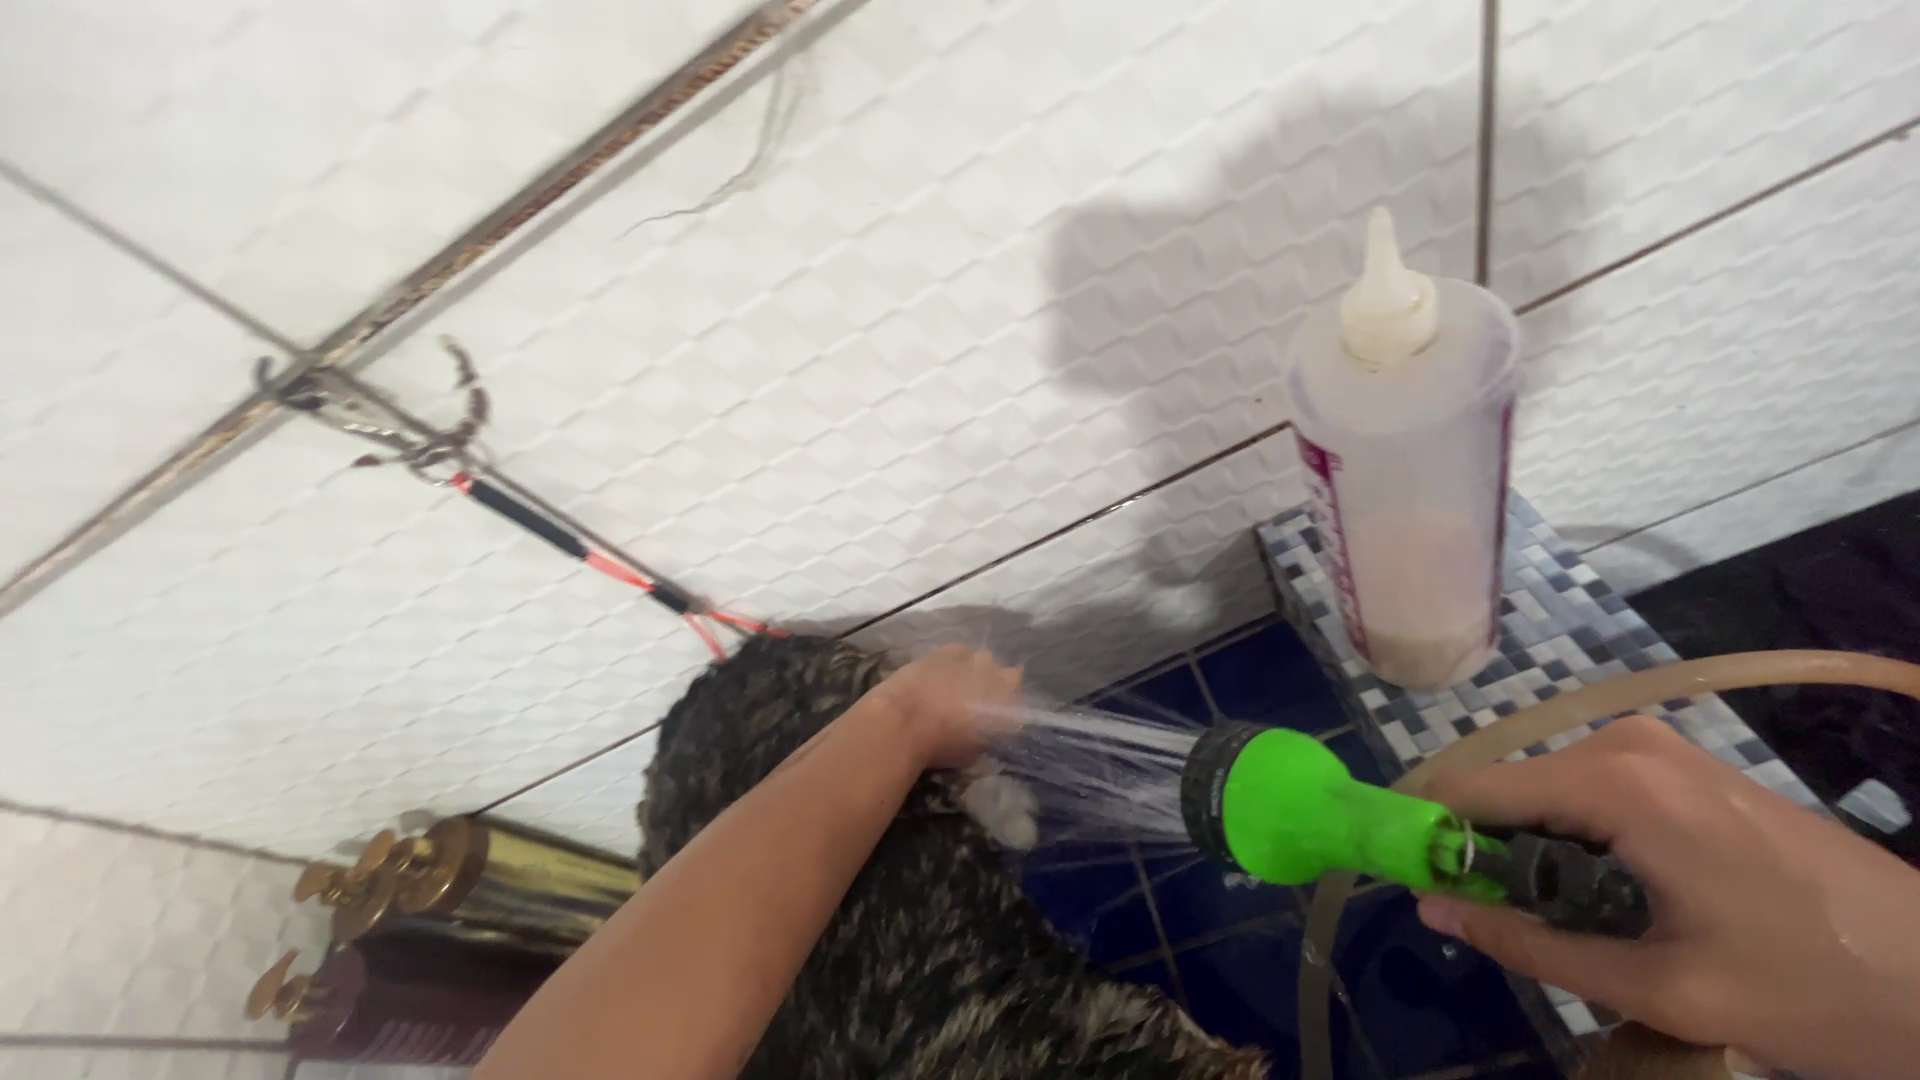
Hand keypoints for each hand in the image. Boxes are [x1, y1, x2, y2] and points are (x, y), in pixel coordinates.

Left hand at [869, 645, 1022, 768]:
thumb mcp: (973, 752)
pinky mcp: (947, 649)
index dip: (1007, 702)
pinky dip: (952, 660)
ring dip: (972, 670)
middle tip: (974, 701)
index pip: (1017, 696)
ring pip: (981, 660)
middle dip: (990, 684)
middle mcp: (997, 675)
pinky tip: (940, 672)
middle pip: (1001, 674)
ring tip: (954, 685)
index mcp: (1007, 703)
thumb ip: (986, 734)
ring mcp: (973, 658)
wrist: (905, 721)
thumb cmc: (942, 745)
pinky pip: (958, 652)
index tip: (997, 713)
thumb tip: (983, 728)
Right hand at [1414, 715, 1919, 1078]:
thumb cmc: (1818, 989)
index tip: (1414, 882)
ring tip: (1569, 916)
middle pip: (1502, 788)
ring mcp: (1650, 746)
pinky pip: (1578, 789)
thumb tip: (1427, 909)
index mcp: (1614, 782)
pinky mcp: (1671, 762)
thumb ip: (1529, 944)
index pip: (1469, 788)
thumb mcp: (1662, 987)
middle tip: (1505, 920)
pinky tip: (1610, 889)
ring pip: (1537, 790)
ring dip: (1527, 848)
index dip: (1428, 832)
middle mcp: (1619, 742)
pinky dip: (1564, 835)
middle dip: (1484, 849)